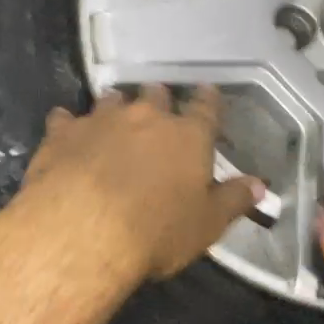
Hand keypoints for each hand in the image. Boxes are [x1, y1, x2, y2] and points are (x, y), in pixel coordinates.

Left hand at [11, 85, 262, 286]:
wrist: (83, 231)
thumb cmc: (156, 232)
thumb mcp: (206, 225)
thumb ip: (233, 200)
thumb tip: (260, 184)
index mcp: (187, 137)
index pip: (205, 110)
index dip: (208, 101)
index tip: (208, 91)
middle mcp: (146, 118)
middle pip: (155, 97)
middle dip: (159, 99)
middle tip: (158, 102)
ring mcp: (101, 121)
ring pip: (111, 101)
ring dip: (116, 106)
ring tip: (115, 110)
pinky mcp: (63, 134)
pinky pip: (65, 119)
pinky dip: (68, 124)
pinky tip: (64, 128)